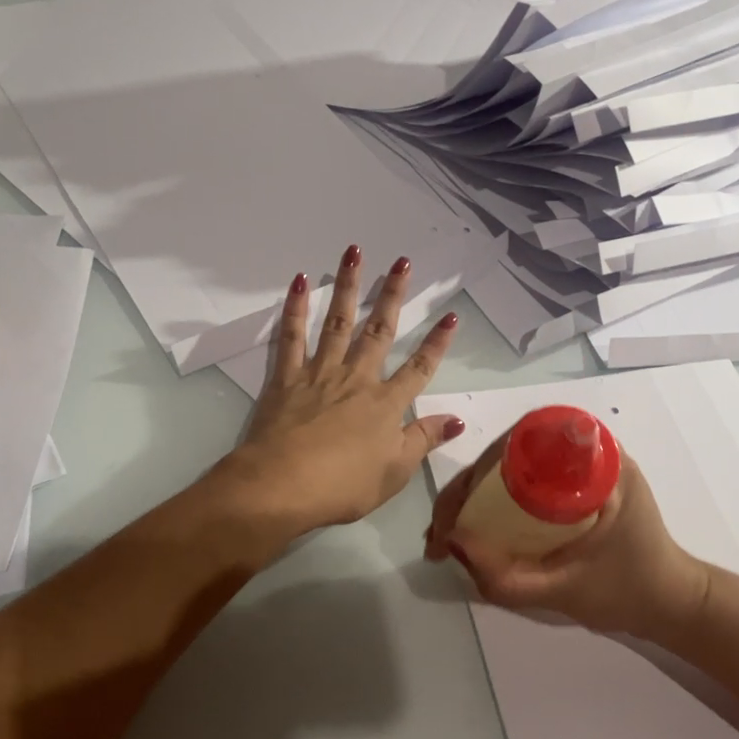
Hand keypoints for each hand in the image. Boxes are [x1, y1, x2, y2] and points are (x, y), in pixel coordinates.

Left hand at [209, 245, 464, 540]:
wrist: (283, 485)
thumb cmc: (343, 485)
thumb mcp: (394, 471)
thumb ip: (423, 439)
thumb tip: (456, 419)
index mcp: (386, 404)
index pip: (419, 368)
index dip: (438, 342)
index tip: (452, 314)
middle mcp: (357, 379)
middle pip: (380, 331)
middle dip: (393, 295)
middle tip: (403, 262)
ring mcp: (320, 373)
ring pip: (339, 322)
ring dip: (349, 285)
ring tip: (355, 252)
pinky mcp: (286, 377)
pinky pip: (292, 336)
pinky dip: (297, 307)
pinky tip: (302, 281)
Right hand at [425, 433, 709, 639]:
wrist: (673, 606)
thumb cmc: (629, 593)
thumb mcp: (565, 590)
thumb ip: (509, 578)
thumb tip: (453, 546)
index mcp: (600, 462)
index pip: (523, 443)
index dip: (479, 469)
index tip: (455, 509)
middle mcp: (591, 453)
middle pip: (510, 453)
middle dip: (467, 487)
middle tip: (442, 528)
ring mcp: (582, 469)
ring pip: (512, 468)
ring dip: (475, 495)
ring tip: (448, 532)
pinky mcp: (574, 488)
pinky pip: (524, 484)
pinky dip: (493, 503)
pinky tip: (473, 529)